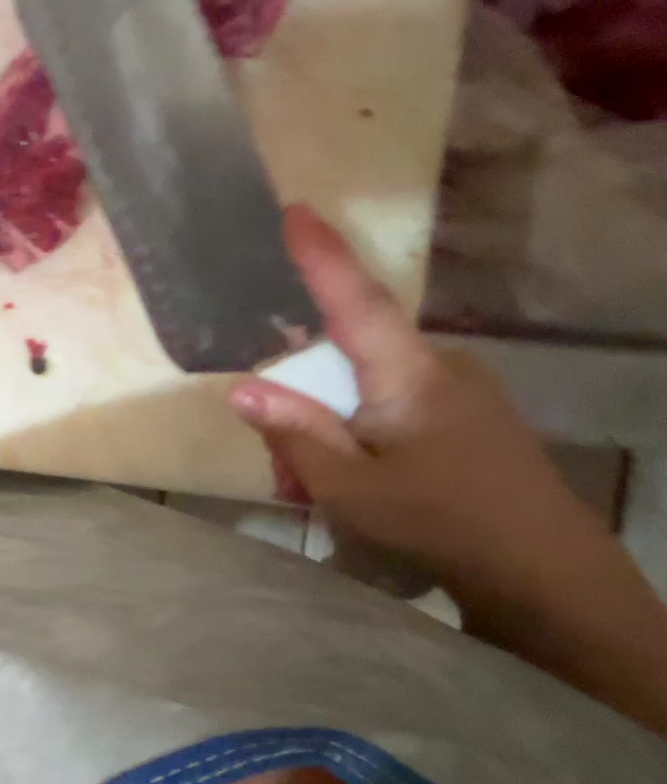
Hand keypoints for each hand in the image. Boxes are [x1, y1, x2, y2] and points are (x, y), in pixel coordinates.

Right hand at [228, 206, 605, 593]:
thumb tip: (241, 388)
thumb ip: (292, 433)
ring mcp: (457, 393)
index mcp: (407, 375)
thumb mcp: (343, 484)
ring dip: (323, 431)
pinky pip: (387, 409)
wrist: (542, 570)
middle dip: (298, 406)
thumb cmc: (436, 521)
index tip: (295, 213)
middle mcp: (437, 369)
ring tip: (313, 489)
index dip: (321, 258)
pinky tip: (348, 483)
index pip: (354, 304)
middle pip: (342, 362)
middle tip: (282, 470)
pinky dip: (352, 438)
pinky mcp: (465, 418)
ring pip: (360, 391)